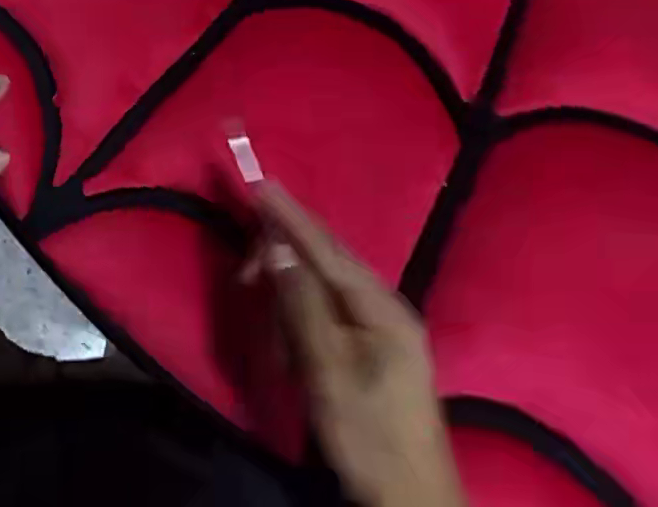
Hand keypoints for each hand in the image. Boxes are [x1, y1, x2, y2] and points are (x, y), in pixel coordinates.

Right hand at [256, 183, 464, 506]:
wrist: (412, 502)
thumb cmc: (368, 435)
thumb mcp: (327, 369)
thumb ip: (301, 302)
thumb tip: (277, 246)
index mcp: (382, 304)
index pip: (327, 248)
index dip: (291, 215)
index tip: (261, 183)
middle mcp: (385, 304)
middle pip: (327, 261)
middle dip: (284, 256)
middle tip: (245, 272)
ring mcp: (382, 325)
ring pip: (326, 286)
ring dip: (290, 290)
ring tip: (264, 308)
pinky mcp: (373, 345)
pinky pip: (330, 310)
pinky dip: (303, 313)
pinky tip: (288, 331)